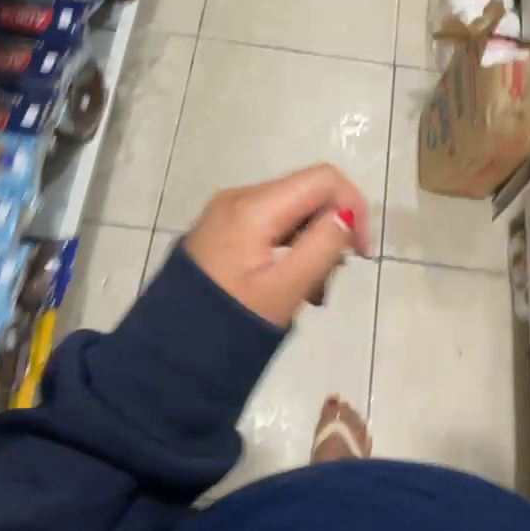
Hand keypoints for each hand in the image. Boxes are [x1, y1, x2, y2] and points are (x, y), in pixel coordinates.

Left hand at [184, 164, 370, 326]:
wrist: (168, 352)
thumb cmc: (230, 323)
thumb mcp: (284, 289)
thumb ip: (321, 246)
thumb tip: (346, 216)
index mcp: (254, 206)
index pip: (324, 178)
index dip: (353, 207)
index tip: (360, 253)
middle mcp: (240, 197)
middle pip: (308, 194)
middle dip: (330, 232)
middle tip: (328, 282)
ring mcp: (228, 212)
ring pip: (292, 212)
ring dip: (312, 245)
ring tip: (310, 293)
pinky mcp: (223, 230)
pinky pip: (271, 226)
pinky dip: (290, 250)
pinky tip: (290, 287)